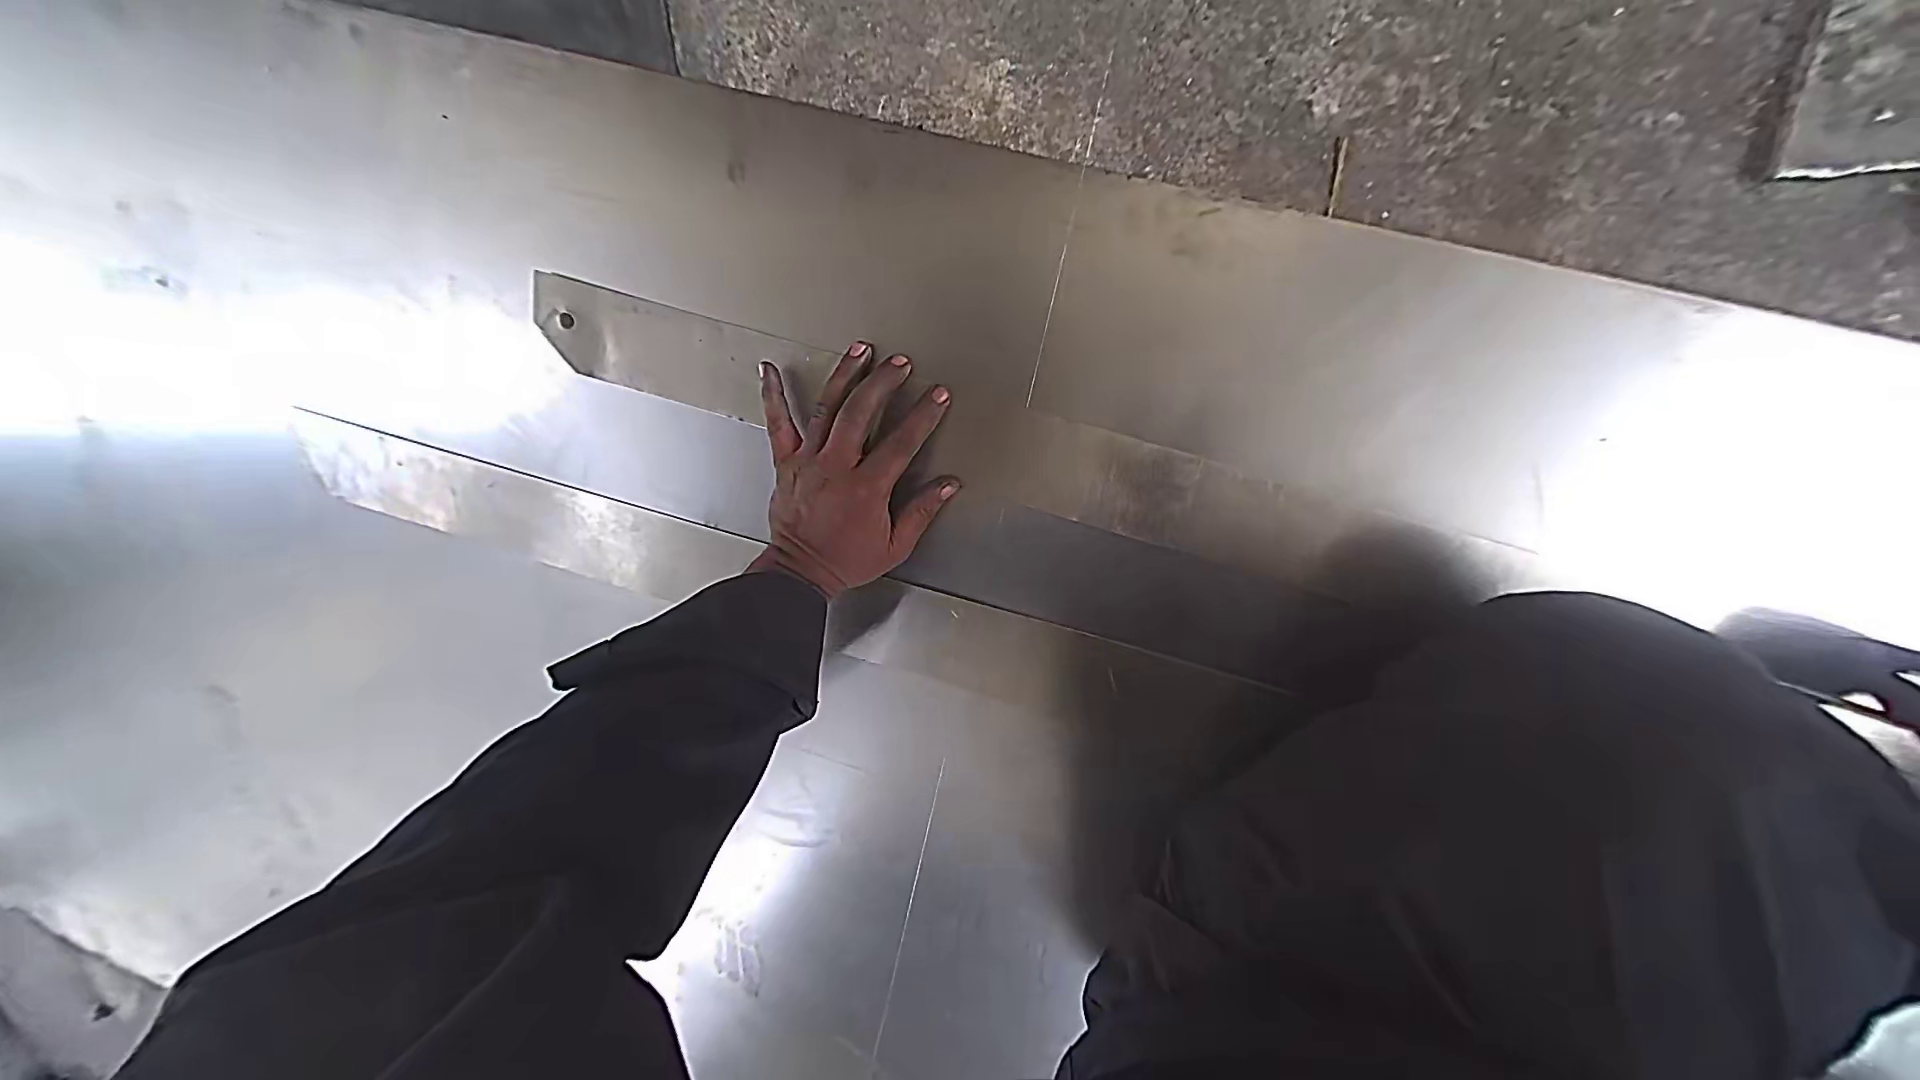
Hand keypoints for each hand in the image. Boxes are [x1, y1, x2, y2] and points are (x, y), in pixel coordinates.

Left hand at [748, 341, 959, 598]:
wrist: (800, 573)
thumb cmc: (847, 561)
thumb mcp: (895, 545)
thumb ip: (922, 511)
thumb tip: (949, 484)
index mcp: (866, 488)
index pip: (901, 442)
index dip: (923, 416)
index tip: (938, 395)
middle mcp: (836, 468)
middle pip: (861, 413)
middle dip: (883, 383)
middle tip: (900, 363)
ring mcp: (808, 462)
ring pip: (827, 408)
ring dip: (845, 375)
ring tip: (861, 350)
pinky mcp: (785, 463)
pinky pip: (778, 424)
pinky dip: (773, 395)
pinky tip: (771, 371)